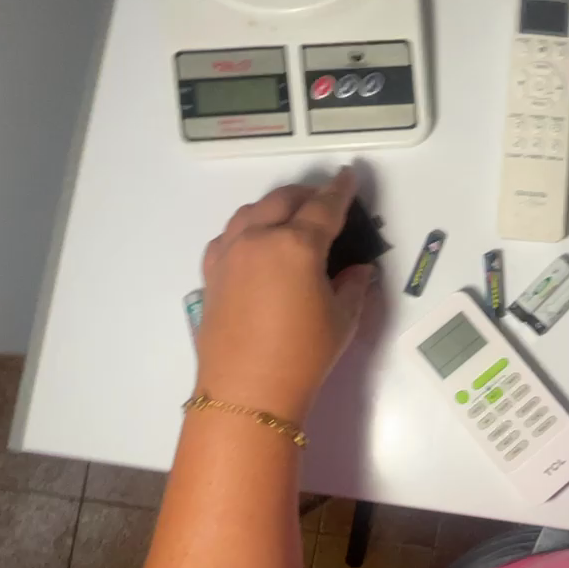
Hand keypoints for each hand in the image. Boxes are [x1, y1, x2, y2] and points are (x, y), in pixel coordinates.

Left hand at [195, 168, 375, 421]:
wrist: (248, 391)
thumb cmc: (304, 354)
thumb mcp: (343, 319)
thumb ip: (353, 286)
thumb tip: (357, 269)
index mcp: (297, 246)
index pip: (324, 207)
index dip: (341, 190)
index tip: (350, 176)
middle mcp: (259, 239)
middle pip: (284, 200)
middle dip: (308, 194)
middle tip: (326, 199)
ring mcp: (230, 254)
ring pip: (252, 212)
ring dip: (275, 206)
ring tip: (292, 216)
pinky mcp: (212, 273)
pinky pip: (229, 235)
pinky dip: (248, 229)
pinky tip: (258, 242)